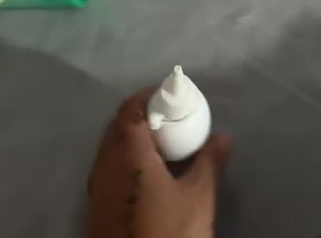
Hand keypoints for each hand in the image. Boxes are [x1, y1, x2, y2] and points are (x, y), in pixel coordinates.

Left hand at [86, 89, 234, 237]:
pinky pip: (110, 172)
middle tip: (171, 122)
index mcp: (127, 152)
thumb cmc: (168, 233)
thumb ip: (210, 162)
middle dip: (143, 118)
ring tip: (164, 149)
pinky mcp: (96, 212)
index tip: (173, 98)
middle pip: (118, 126)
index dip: (150, 97)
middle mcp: (104, 165)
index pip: (131, 109)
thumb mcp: (198, 199)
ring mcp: (96, 190)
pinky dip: (127, 163)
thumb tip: (224, 136)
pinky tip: (150, 178)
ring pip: (111, 151)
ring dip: (134, 142)